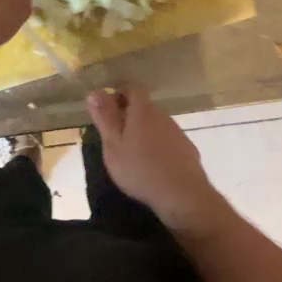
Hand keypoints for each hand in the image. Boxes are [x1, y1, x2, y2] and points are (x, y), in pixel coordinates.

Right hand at [86, 86, 229, 230]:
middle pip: (144, 106)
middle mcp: (162, 116)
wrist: (181, 194)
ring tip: (132, 154)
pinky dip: (157, 146)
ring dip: (143, 131)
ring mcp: (177, 132)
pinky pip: (168, 140)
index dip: (119, 93)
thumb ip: (105, 118)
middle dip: (129, 115)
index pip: (132, 88)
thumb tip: (94, 91)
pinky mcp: (187, 149)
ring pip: (156, 123)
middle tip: (115, 136)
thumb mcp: (113, 145)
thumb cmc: (139, 169)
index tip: (107, 110)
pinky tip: (152, 165)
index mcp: (142, 111)